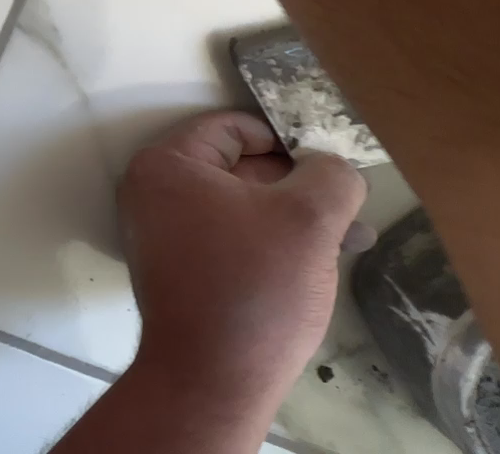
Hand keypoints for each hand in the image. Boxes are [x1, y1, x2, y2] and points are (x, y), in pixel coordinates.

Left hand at [118, 111, 367, 413]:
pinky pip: (225, 232)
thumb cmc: (254, 284)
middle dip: (294, 183)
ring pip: (236, 203)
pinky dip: (268, 238)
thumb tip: (331, 164)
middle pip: (233, 164)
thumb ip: (329, 177)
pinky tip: (318, 259)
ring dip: (290, 215)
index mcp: (165, 163)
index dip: (285, 139)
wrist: (211, 373)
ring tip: (350, 237)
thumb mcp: (307, 220)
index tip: (330, 165)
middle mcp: (150, 187)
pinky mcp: (173, 261)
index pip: (230, 127)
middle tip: (348, 206)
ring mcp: (158, 226)